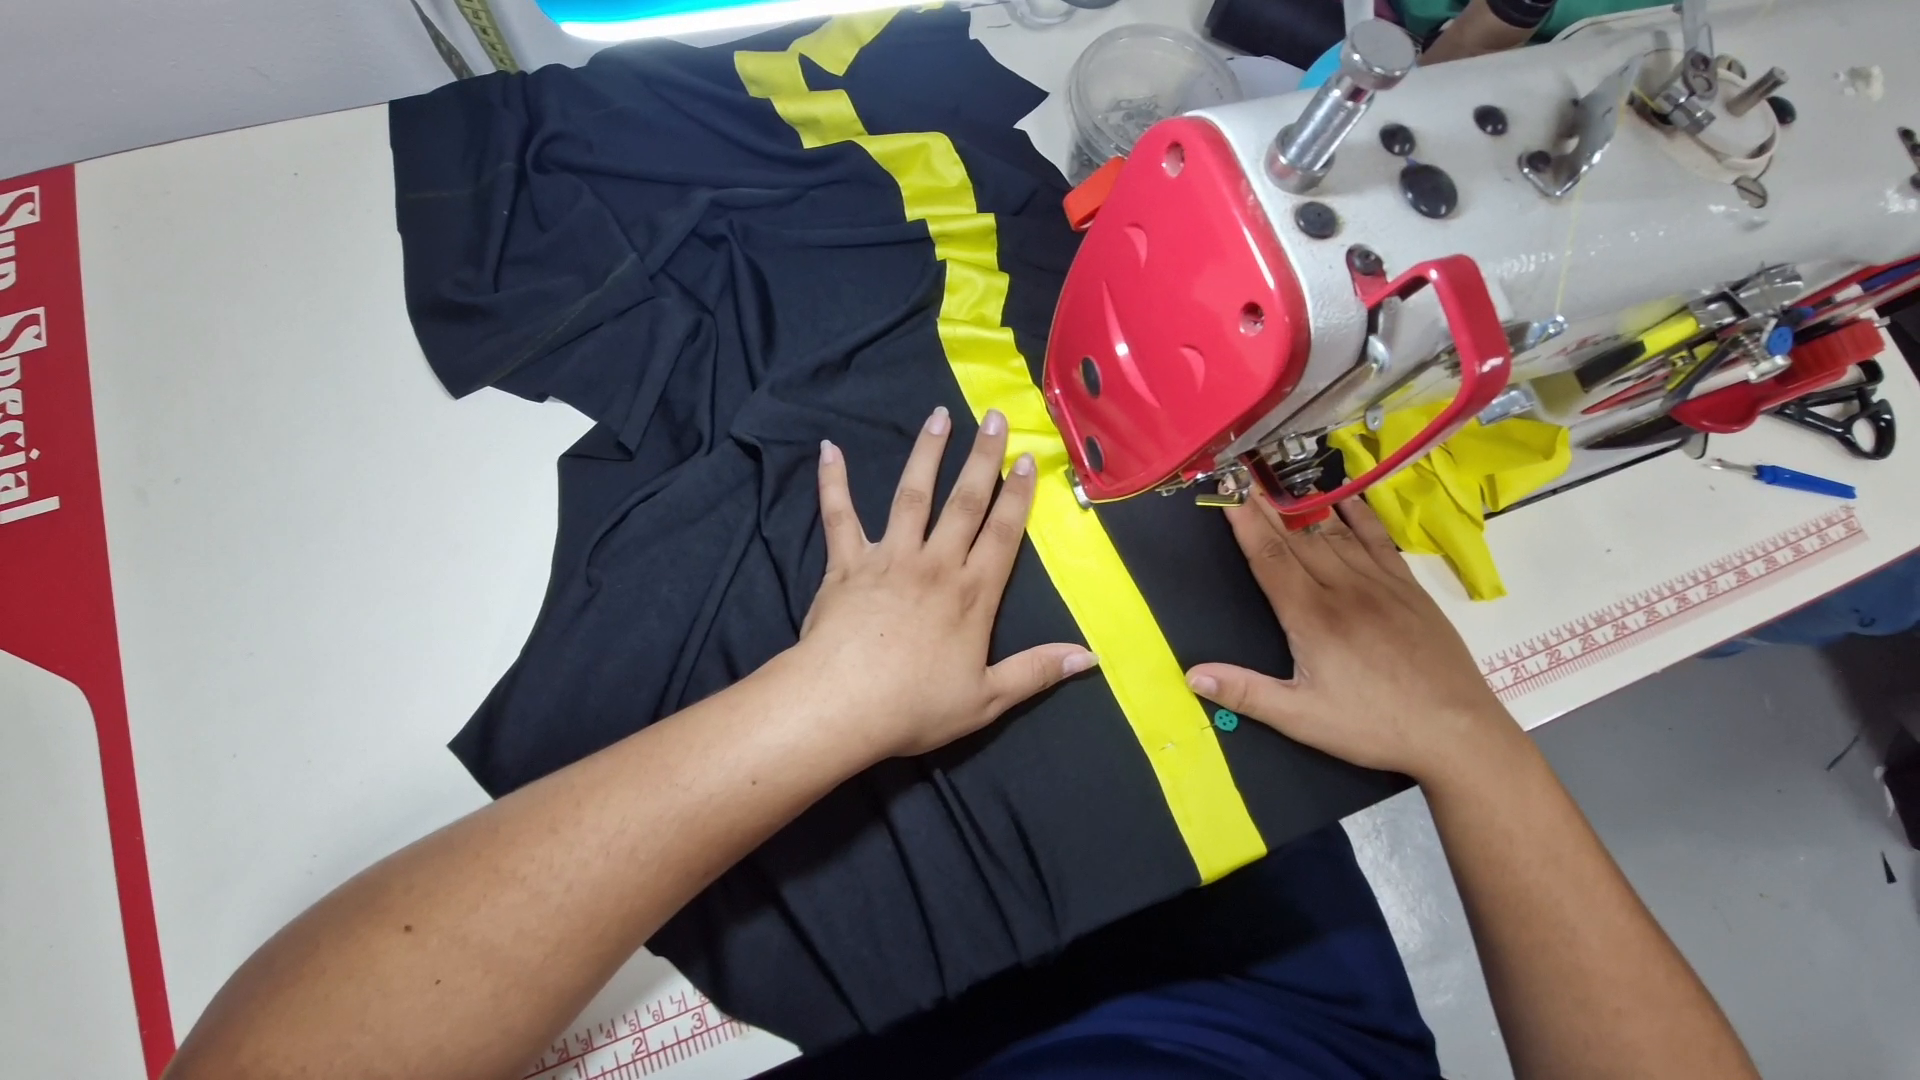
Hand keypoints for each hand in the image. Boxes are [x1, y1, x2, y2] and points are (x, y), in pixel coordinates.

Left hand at [785, 405, 1097, 759]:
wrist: (842, 705)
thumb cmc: (915, 705)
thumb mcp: (987, 699)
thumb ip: (1038, 672)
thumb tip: (1092, 656)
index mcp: (972, 594)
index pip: (1003, 534)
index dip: (1017, 495)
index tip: (1026, 458)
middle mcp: (935, 564)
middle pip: (964, 502)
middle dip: (982, 457)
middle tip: (993, 416)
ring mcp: (889, 558)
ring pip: (912, 495)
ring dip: (927, 454)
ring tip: (938, 416)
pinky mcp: (847, 564)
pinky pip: (839, 516)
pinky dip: (834, 482)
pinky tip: (831, 450)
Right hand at [1185, 498, 1516, 783]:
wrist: (1457, 732)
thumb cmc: (1373, 727)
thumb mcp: (1302, 719)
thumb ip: (1246, 692)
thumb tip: (1193, 674)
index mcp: (1312, 618)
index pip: (1269, 558)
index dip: (1245, 524)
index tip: (1228, 494)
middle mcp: (1344, 590)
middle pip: (1296, 537)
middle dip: (1266, 505)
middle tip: (1244, 476)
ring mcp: (1380, 585)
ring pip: (1334, 533)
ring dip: (1304, 504)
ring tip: (1282, 480)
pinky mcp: (1409, 590)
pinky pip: (1378, 541)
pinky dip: (1358, 516)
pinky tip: (1345, 499)